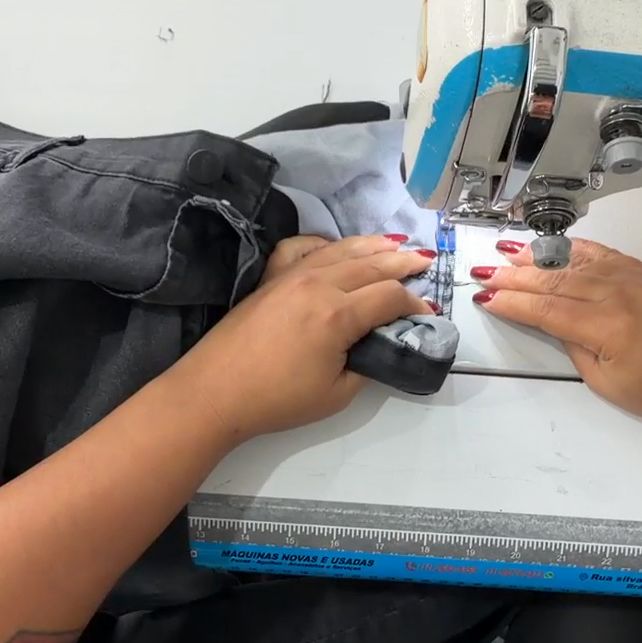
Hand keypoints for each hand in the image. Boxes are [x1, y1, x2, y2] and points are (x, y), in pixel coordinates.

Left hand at [164, 235, 433, 444]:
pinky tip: (334, 247)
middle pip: (371, 265)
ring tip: (395, 243)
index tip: (426, 312)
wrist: (215, 391)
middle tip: (424, 261)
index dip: (414, 303)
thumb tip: (378, 345)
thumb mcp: (336, 394)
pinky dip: (323, 243)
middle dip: (403, 263)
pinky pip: (301, 248)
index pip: (389, 297)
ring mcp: (292, 276)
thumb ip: (366, 365)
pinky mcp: (270, 277)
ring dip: (372, 245)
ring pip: (341, 250)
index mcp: (338, 315)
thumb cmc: (277, 400)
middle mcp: (318, 285)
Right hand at [472, 238, 641, 443]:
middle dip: (516, 277)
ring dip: (541, 259)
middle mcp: (622, 294)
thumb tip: (551, 321)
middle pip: (556, 280)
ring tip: (510, 254)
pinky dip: (579, 251)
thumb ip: (574, 345)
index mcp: (609, 326)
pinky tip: (557, 249)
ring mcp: (640, 280)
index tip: (485, 296)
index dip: (512, 302)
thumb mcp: (606, 382)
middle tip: (485, 272)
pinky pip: (608, 256)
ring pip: (578, 263)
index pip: (546, 309)